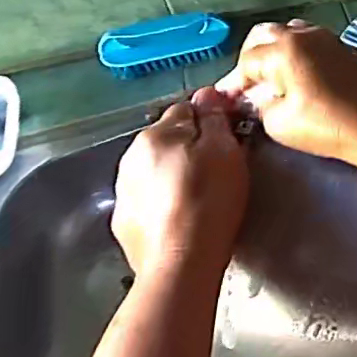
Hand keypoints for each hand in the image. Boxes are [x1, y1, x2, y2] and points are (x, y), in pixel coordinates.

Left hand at [111, 88, 248, 285]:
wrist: (181, 262)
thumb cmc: (209, 198)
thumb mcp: (224, 149)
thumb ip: (214, 118)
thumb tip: (207, 94)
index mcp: (154, 135)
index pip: (187, 108)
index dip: (214, 118)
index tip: (233, 133)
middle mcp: (130, 158)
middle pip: (170, 139)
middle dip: (194, 145)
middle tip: (223, 163)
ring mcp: (123, 192)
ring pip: (158, 168)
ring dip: (178, 171)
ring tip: (204, 191)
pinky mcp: (124, 222)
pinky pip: (151, 197)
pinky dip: (166, 198)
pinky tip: (184, 213)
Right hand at [214, 21, 356, 165]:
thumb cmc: (322, 124)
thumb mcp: (277, 120)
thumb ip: (257, 103)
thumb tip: (251, 95)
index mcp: (284, 49)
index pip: (247, 59)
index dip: (235, 81)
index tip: (229, 100)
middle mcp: (303, 35)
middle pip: (263, 35)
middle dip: (250, 58)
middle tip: (247, 86)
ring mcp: (323, 37)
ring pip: (286, 32)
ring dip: (272, 50)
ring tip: (269, 79)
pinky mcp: (338, 46)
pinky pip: (306, 38)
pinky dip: (292, 50)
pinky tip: (292, 74)